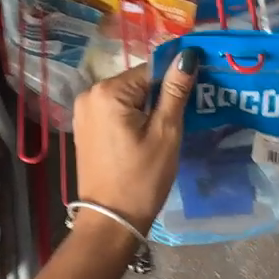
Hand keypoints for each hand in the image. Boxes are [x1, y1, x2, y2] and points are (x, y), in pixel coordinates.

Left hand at [70, 48, 199, 231]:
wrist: (111, 223)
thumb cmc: (141, 179)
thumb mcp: (165, 133)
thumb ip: (175, 90)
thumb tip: (187, 55)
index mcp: (108, 90)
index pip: (150, 70)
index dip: (173, 82)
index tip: (193, 96)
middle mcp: (90, 93)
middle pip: (137, 82)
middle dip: (160, 95)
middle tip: (181, 118)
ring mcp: (84, 111)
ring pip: (127, 96)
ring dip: (147, 107)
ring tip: (166, 130)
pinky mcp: (85, 127)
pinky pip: (115, 110)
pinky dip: (132, 117)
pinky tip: (146, 137)